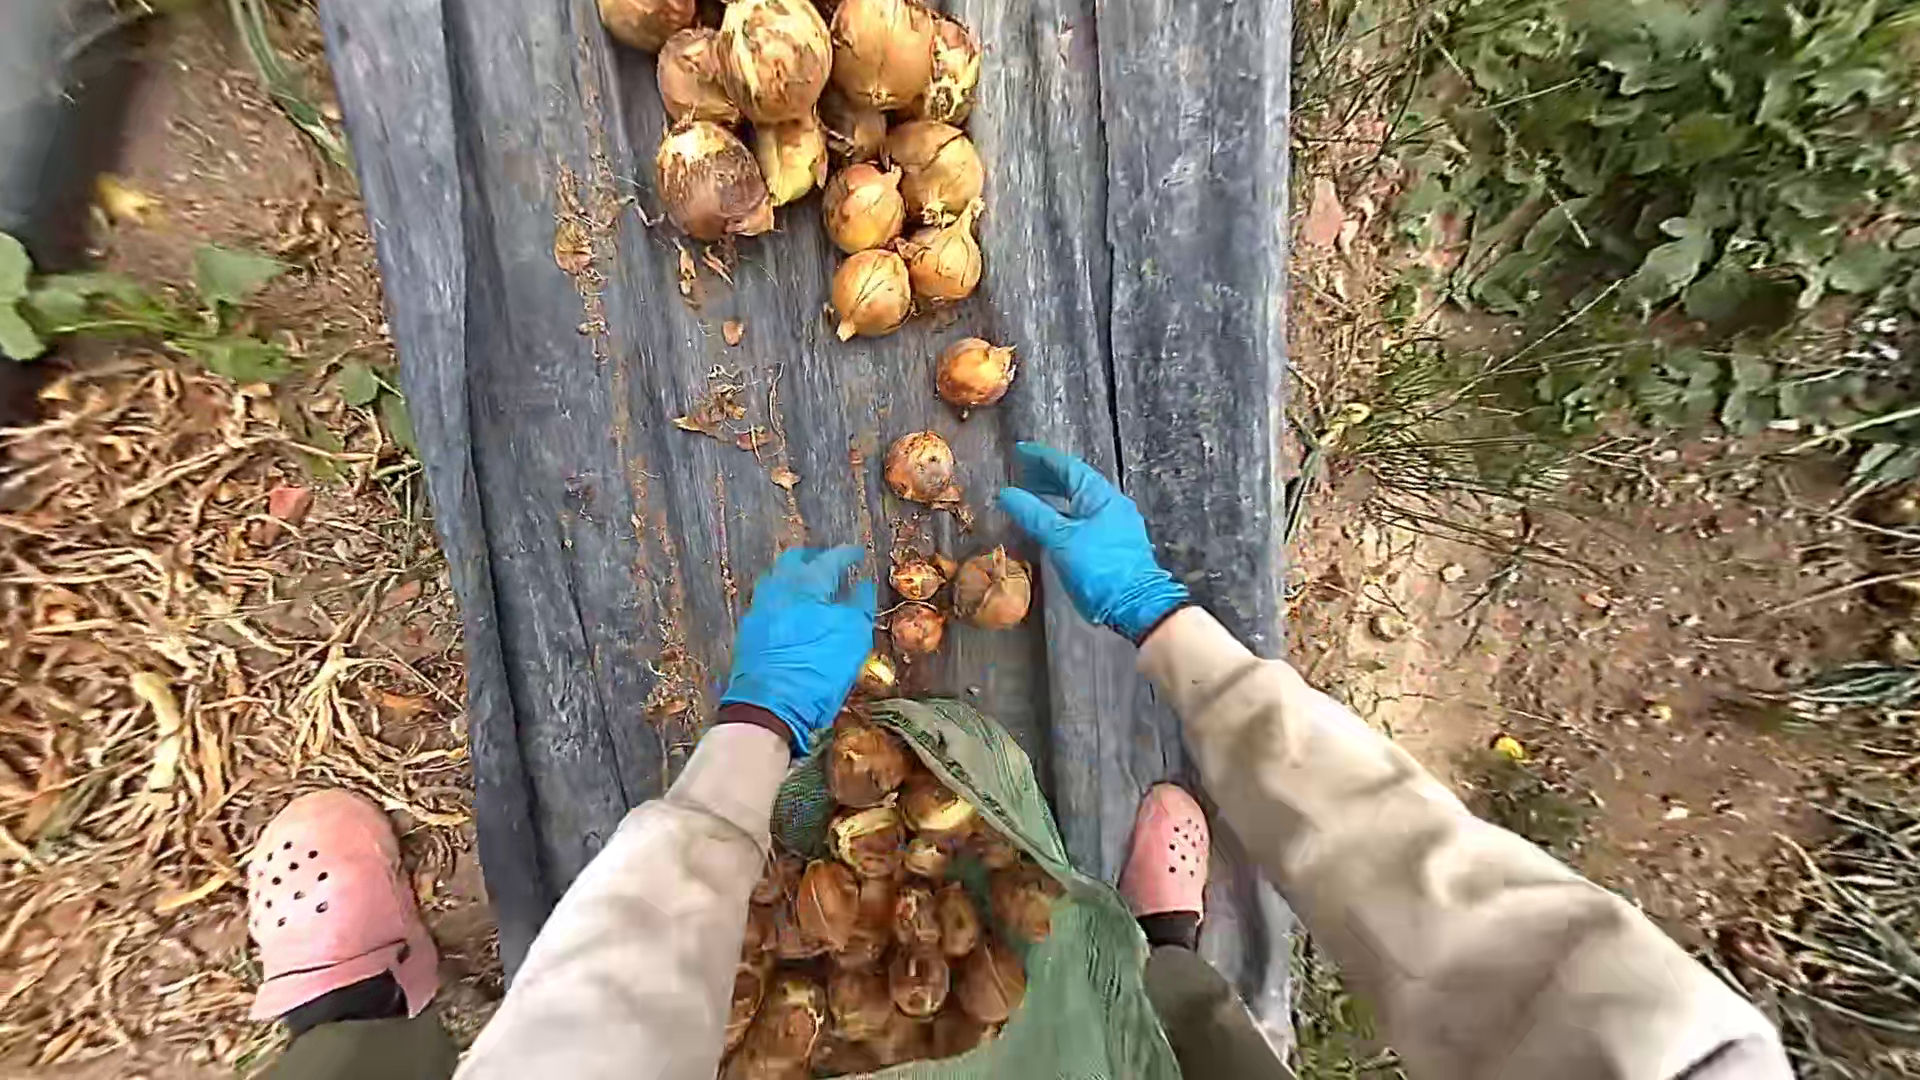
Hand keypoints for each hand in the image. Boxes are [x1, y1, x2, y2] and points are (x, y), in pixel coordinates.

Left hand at [721, 546, 876, 752]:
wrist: (769, 709)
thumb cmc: (817, 670)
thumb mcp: (852, 637)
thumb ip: (859, 605)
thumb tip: (863, 586)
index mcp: (804, 585)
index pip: (829, 559)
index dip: (847, 555)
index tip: (857, 554)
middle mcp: (777, 590)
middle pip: (794, 561)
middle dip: (814, 558)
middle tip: (831, 563)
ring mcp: (759, 611)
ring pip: (778, 581)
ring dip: (797, 578)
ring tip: (813, 587)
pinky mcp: (749, 633)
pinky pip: (770, 602)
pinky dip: (786, 598)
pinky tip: (796, 612)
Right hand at [996, 442, 1188, 642]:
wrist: (1134, 605)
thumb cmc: (1098, 568)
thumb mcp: (1060, 539)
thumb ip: (1033, 514)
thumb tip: (1007, 493)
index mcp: (1099, 495)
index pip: (1067, 467)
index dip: (1042, 458)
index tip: (1020, 451)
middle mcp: (1109, 504)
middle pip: (1074, 481)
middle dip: (1046, 475)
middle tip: (1021, 472)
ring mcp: (1113, 524)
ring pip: (1078, 501)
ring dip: (1054, 495)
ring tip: (1031, 495)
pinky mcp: (1112, 543)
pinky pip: (1082, 518)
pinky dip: (1063, 514)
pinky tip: (1050, 523)